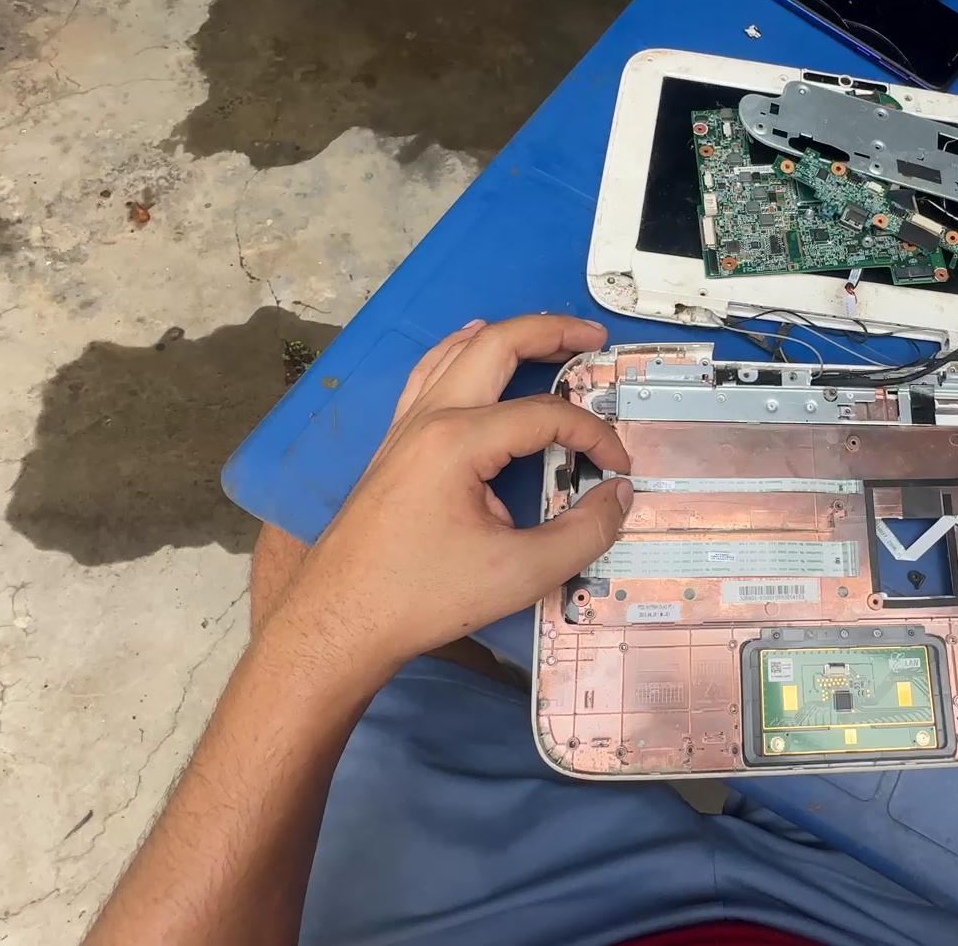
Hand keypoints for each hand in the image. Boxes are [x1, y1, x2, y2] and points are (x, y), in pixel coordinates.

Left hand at [268, 315, 632, 672]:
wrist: (337, 625)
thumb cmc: (425, 598)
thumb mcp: (522, 573)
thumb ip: (586, 532)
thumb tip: (621, 494)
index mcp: (460, 441)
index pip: (547, 415)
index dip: (594, 436)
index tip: (619, 467)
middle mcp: (430, 417)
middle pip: (497, 345)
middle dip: (552, 332)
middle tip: (595, 337)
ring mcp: (406, 425)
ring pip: (459, 350)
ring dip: (508, 335)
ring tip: (548, 336)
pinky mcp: (395, 443)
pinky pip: (431, 373)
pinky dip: (462, 351)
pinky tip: (473, 347)